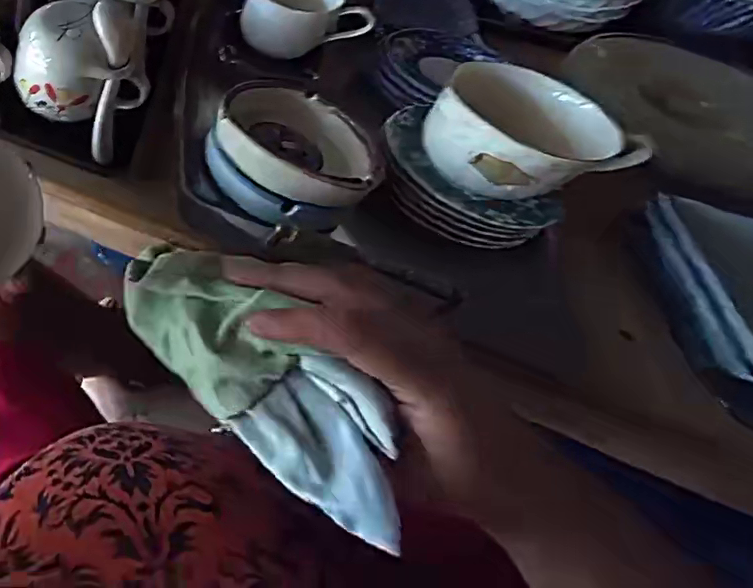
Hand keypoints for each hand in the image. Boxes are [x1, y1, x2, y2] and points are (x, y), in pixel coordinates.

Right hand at [225, 259, 560, 528]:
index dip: (296, 323)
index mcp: (426, 378)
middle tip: (227, 272)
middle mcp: (423, 335)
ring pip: (348, 276)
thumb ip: (346, 441)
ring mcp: (419, 319)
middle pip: (344, 289)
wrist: (525, 476)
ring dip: (292, 269)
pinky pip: (355, 280)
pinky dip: (313, 272)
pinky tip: (286, 275)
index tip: (249, 324)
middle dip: (281, 278)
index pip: (352, 333)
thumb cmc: (461, 483)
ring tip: (246, 269)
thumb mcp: (404, 480)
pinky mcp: (412, 315)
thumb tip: (276, 408)